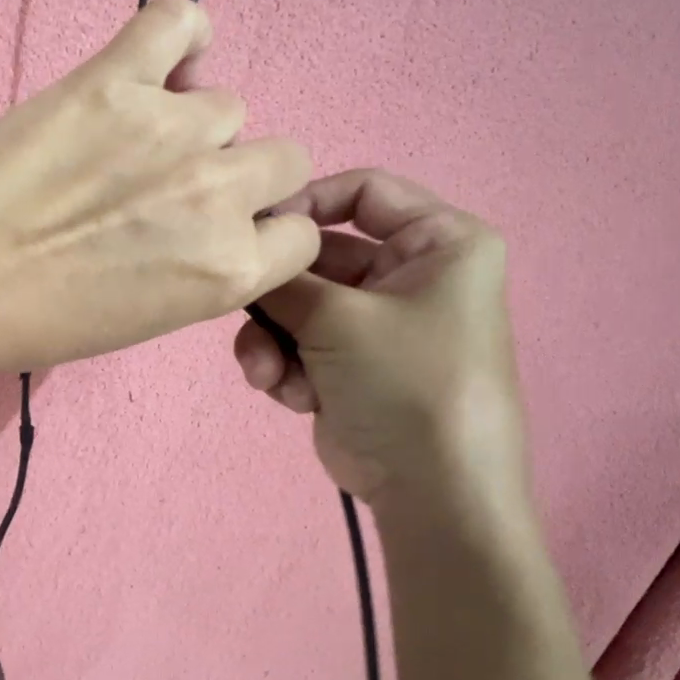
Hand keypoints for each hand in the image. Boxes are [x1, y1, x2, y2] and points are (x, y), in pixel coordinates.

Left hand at [0, 0, 320, 375]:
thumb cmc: (34, 323)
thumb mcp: (144, 319)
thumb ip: (200, 269)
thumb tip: (216, 219)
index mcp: (228, 271)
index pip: (297, 232)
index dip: (256, 229)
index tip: (212, 228)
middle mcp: (219, 195)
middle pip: (278, 159)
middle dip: (233, 176)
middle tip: (164, 190)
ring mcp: (170, 129)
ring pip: (225, 104)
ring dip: (188, 124)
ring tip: (126, 144)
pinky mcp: (113, 80)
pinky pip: (178, 21)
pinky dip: (179, 34)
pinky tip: (152, 62)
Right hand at [233, 170, 529, 511]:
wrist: (431, 488)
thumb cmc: (405, 380)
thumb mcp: (337, 317)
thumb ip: (280, 277)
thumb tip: (241, 250)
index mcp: (438, 243)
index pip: (364, 191)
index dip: (307, 202)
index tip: (257, 229)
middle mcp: (409, 275)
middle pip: (319, 257)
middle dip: (279, 294)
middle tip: (240, 306)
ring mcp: (375, 323)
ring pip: (298, 306)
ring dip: (273, 338)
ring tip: (268, 371)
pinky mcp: (348, 364)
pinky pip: (298, 343)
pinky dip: (285, 366)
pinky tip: (290, 395)